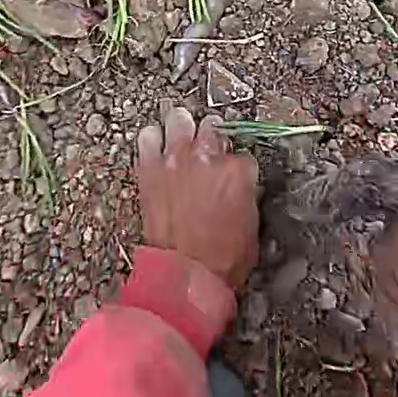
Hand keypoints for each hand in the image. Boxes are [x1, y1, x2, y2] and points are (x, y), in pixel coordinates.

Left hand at [135, 107, 258, 287]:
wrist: (185, 276)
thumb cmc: (222, 259)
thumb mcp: (250, 223)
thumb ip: (245, 193)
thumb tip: (240, 186)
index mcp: (237, 171)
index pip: (241, 153)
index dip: (234, 164)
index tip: (229, 172)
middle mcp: (208, 157)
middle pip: (212, 126)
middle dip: (211, 135)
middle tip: (208, 145)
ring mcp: (176, 159)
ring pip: (180, 120)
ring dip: (181, 127)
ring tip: (180, 133)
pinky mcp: (150, 169)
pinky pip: (147, 138)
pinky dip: (151, 139)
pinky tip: (155, 144)